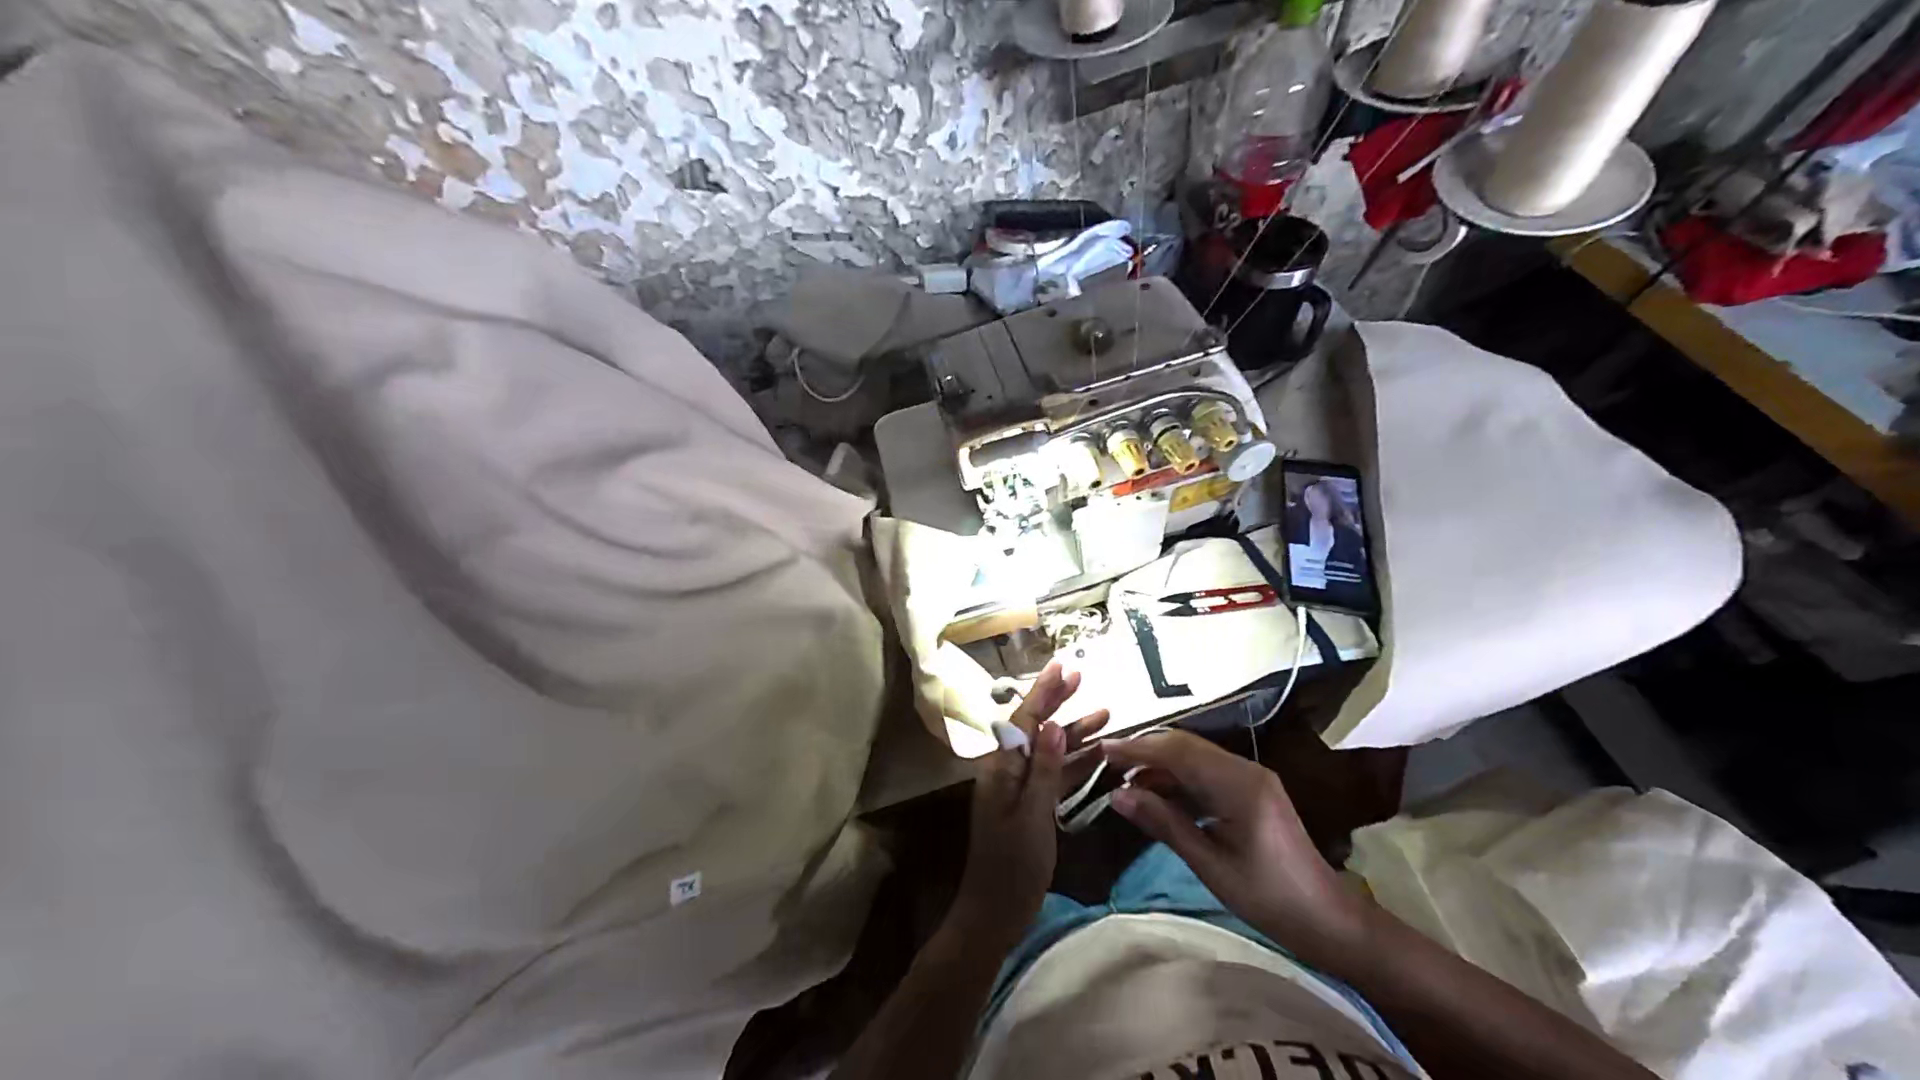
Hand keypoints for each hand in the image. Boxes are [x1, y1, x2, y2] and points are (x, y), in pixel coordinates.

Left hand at [955, 664, 1107, 940]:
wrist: (995, 912)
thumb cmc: (1013, 865)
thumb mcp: (1033, 815)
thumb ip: (1045, 769)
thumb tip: (1055, 724)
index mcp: (1001, 768)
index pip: (1025, 719)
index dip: (1044, 691)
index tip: (1062, 667)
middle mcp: (1008, 771)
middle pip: (1036, 728)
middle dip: (1059, 703)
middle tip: (1082, 679)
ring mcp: (1019, 789)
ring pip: (1050, 751)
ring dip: (1075, 734)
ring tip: (1106, 715)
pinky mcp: (1030, 807)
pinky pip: (1055, 775)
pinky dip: (1075, 764)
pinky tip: (1099, 755)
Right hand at [1105, 731, 1359, 947]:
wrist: (1329, 920)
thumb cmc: (1270, 898)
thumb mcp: (1210, 865)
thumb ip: (1164, 824)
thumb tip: (1117, 795)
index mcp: (1238, 784)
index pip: (1177, 752)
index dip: (1137, 748)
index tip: (1101, 749)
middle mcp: (1245, 770)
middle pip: (1185, 746)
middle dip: (1144, 750)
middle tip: (1106, 762)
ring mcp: (1250, 778)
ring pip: (1194, 756)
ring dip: (1159, 764)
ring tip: (1124, 780)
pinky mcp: (1251, 790)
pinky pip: (1206, 772)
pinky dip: (1177, 778)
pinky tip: (1157, 795)